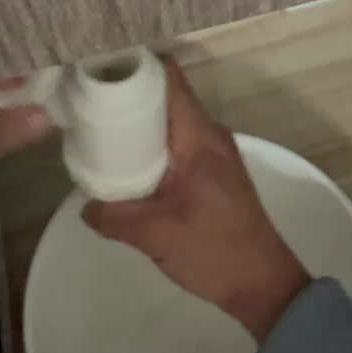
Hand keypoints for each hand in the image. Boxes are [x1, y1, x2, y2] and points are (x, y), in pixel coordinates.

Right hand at [83, 56, 310, 341]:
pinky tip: (125, 160)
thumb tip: (86, 206)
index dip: (136, 66)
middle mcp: (209, 135)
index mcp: (200, 137)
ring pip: (170, 119)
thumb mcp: (157, 236)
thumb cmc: (216, 252)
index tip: (101, 68)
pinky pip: (176, 141)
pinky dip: (150, 142)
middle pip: (166, 95)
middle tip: (89, 100)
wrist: (264, 286)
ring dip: (139, 120)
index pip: (170, 79)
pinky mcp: (212, 171)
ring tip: (100, 126)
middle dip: (129, 93)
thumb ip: (115, 218)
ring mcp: (213, 152)